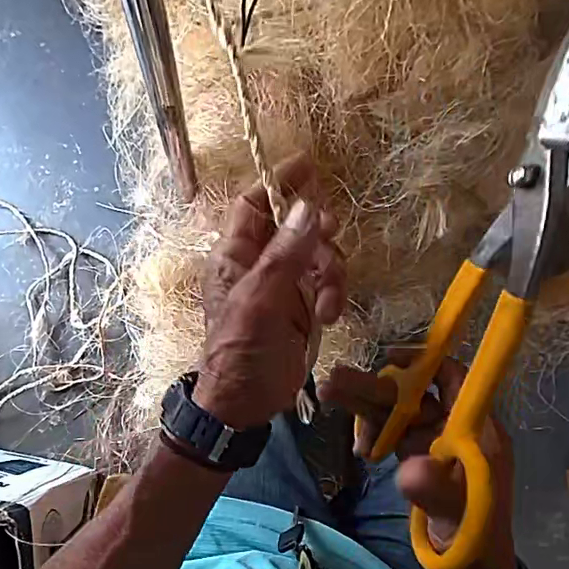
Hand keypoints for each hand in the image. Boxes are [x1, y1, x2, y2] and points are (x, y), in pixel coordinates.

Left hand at [195, 154, 345, 428]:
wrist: (245, 403)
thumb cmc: (240, 351)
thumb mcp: (259, 300)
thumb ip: (284, 255)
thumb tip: (307, 206)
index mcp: (235, 256)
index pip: (253, 205)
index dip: (277, 183)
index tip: (308, 166)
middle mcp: (259, 264)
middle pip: (296, 226)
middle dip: (318, 236)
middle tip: (330, 240)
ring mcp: (283, 286)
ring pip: (318, 255)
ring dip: (332, 274)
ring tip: (328, 305)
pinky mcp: (302, 307)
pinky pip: (327, 284)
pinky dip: (334, 295)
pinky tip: (330, 316)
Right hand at [321, 352, 519, 568]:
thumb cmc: (473, 537)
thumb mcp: (456, 514)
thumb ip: (435, 490)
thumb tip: (409, 471)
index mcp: (475, 431)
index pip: (454, 379)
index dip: (426, 362)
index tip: (391, 358)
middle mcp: (452, 428)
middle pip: (411, 394)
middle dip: (373, 386)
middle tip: (332, 381)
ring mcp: (431, 442)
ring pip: (394, 411)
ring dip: (362, 404)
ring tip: (326, 394)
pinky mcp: (414, 456)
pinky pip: (388, 432)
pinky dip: (370, 433)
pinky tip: (361, 448)